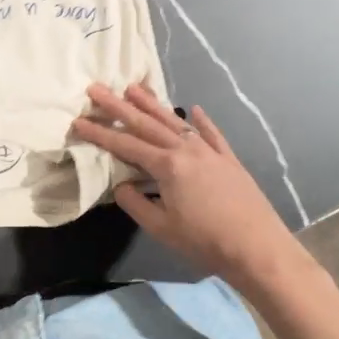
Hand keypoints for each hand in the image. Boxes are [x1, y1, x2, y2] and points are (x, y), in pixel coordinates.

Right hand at [71, 83, 311, 290]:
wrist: (260, 250)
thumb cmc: (205, 242)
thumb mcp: (161, 228)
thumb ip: (135, 203)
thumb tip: (121, 186)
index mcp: (167, 166)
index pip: (125, 145)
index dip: (99, 133)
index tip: (78, 120)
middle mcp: (186, 150)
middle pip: (146, 124)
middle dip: (119, 106)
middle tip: (97, 88)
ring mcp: (210, 153)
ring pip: (176, 123)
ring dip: (153, 105)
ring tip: (134, 88)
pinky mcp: (229, 161)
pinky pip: (213, 135)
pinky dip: (202, 121)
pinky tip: (195, 109)